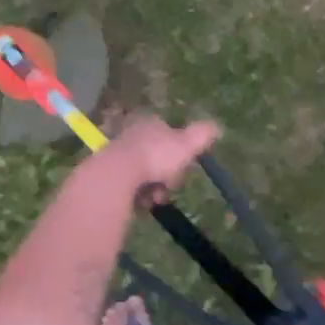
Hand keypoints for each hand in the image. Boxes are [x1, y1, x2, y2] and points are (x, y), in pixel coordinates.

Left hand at [97, 115, 220, 190]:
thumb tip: (217, 127)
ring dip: (153, 189)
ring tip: (153, 198)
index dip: (180, 154)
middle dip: (166, 177)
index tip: (184, 169)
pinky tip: (140, 202)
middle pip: (158, 158)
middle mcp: (131, 134)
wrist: (116, 175)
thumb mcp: (186, 144)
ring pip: (145, 175)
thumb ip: (202, 135)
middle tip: (168, 187)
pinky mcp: (107, 174)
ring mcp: (117, 153)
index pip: (170, 136)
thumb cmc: (155, 156)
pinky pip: (129, 186)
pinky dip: (137, 196)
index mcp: (149, 122)